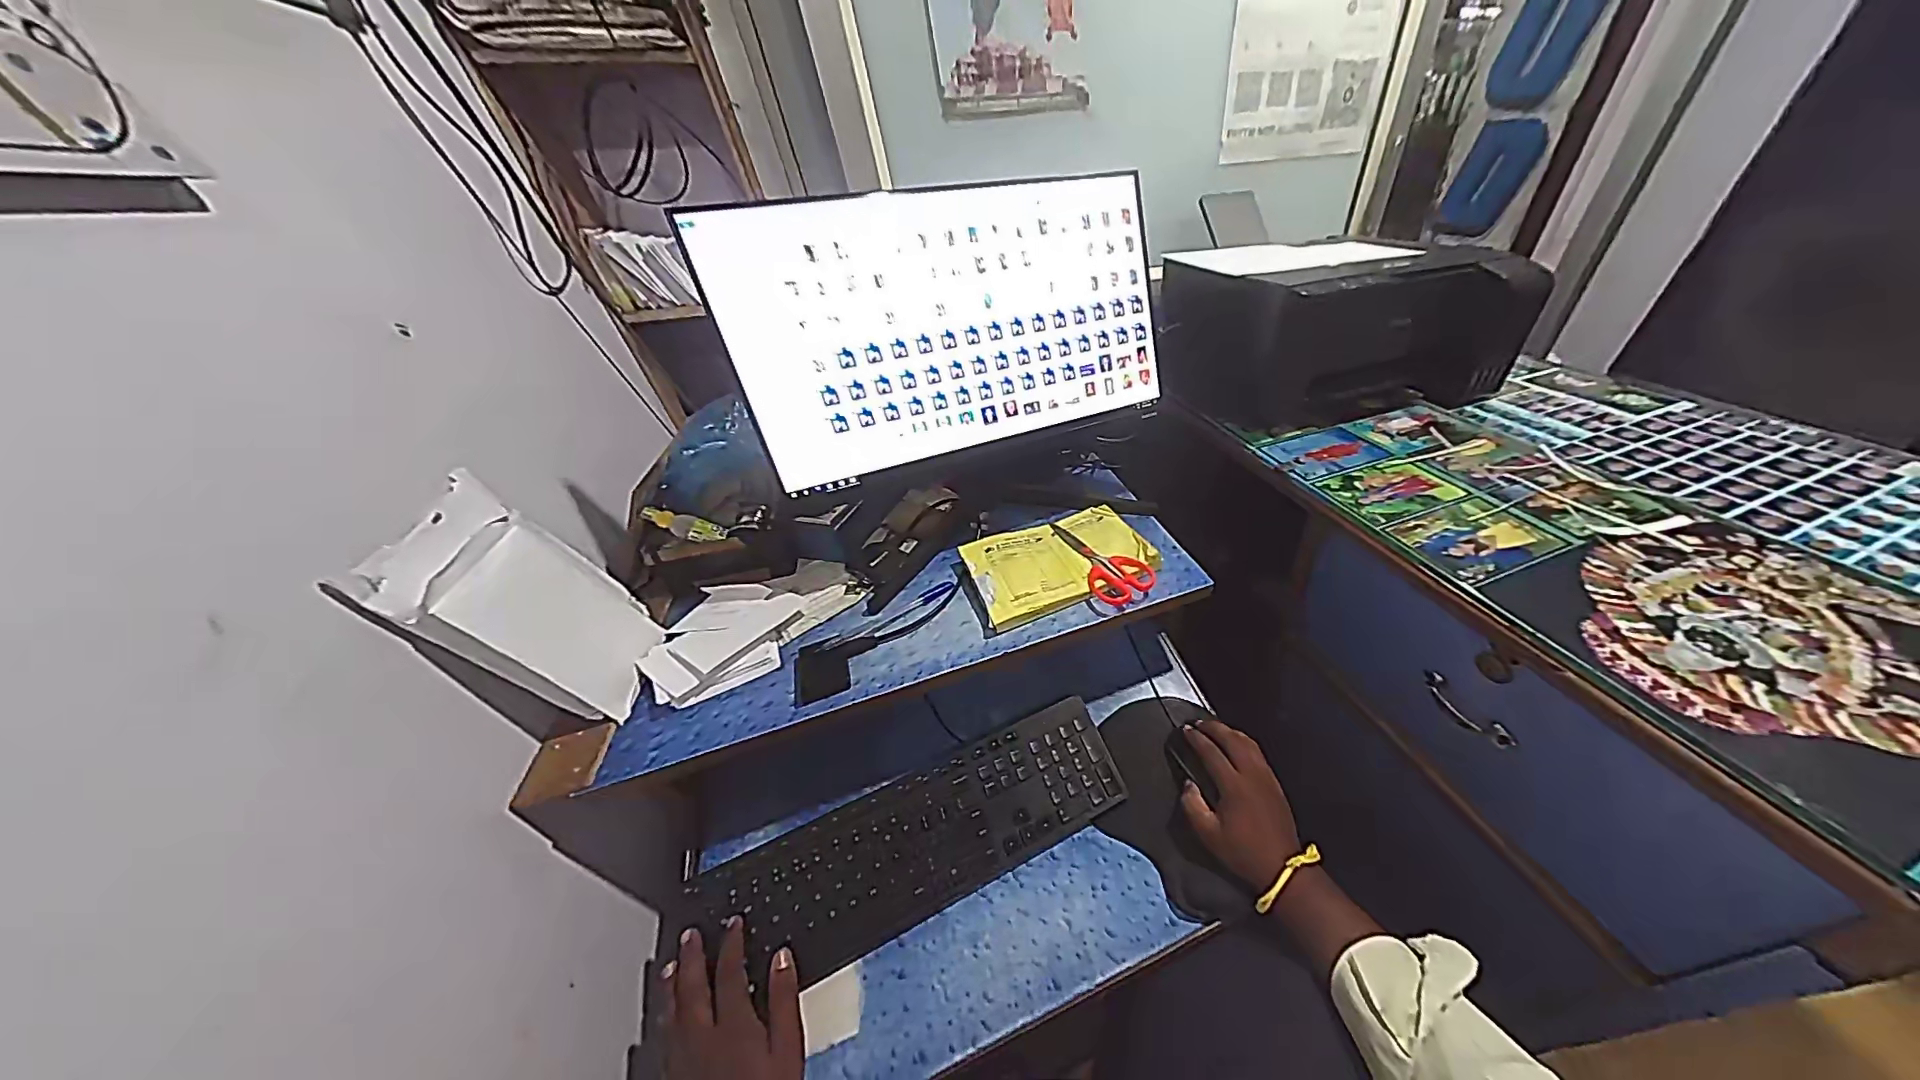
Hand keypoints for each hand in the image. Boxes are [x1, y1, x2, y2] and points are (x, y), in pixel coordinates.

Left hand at [662, 920, 803, 1079]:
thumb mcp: (789, 1049)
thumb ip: (783, 1000)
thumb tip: (782, 959)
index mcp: (734, 1024)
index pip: (730, 971)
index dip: (732, 942)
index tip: (733, 924)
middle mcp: (702, 1036)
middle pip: (693, 985)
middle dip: (693, 955)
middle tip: (692, 933)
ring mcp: (682, 1059)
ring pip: (671, 1010)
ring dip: (672, 982)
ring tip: (672, 963)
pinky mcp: (671, 1078)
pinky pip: (663, 1034)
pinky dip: (664, 1012)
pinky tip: (665, 1011)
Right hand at [1177, 718, 1303, 891]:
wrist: (1282, 867)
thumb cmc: (1242, 852)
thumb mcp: (1208, 834)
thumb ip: (1193, 806)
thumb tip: (1188, 784)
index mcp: (1234, 786)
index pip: (1212, 753)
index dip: (1197, 739)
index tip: (1186, 730)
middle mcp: (1252, 775)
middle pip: (1233, 740)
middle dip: (1214, 728)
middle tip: (1199, 723)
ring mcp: (1267, 778)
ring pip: (1249, 744)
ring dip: (1230, 732)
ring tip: (1216, 729)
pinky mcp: (1275, 784)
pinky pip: (1258, 753)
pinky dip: (1244, 742)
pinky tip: (1237, 744)